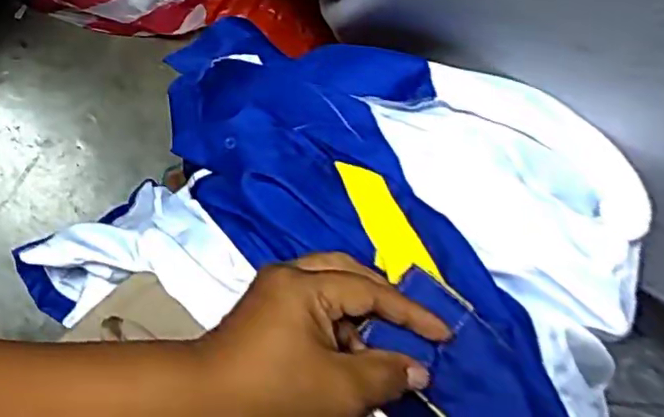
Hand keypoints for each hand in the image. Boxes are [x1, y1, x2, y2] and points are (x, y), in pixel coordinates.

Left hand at [193, 254, 451, 416]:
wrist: (217, 392)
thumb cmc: (280, 386)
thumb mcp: (344, 386)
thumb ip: (386, 372)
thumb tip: (415, 366)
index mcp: (301, 283)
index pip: (366, 287)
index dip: (409, 311)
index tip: (446, 332)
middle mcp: (285, 275)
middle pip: (343, 271)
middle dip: (383, 297)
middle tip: (419, 327)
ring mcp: (274, 289)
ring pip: (329, 288)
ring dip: (361, 316)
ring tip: (390, 356)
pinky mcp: (269, 308)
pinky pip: (314, 304)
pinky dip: (341, 325)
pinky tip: (360, 357)